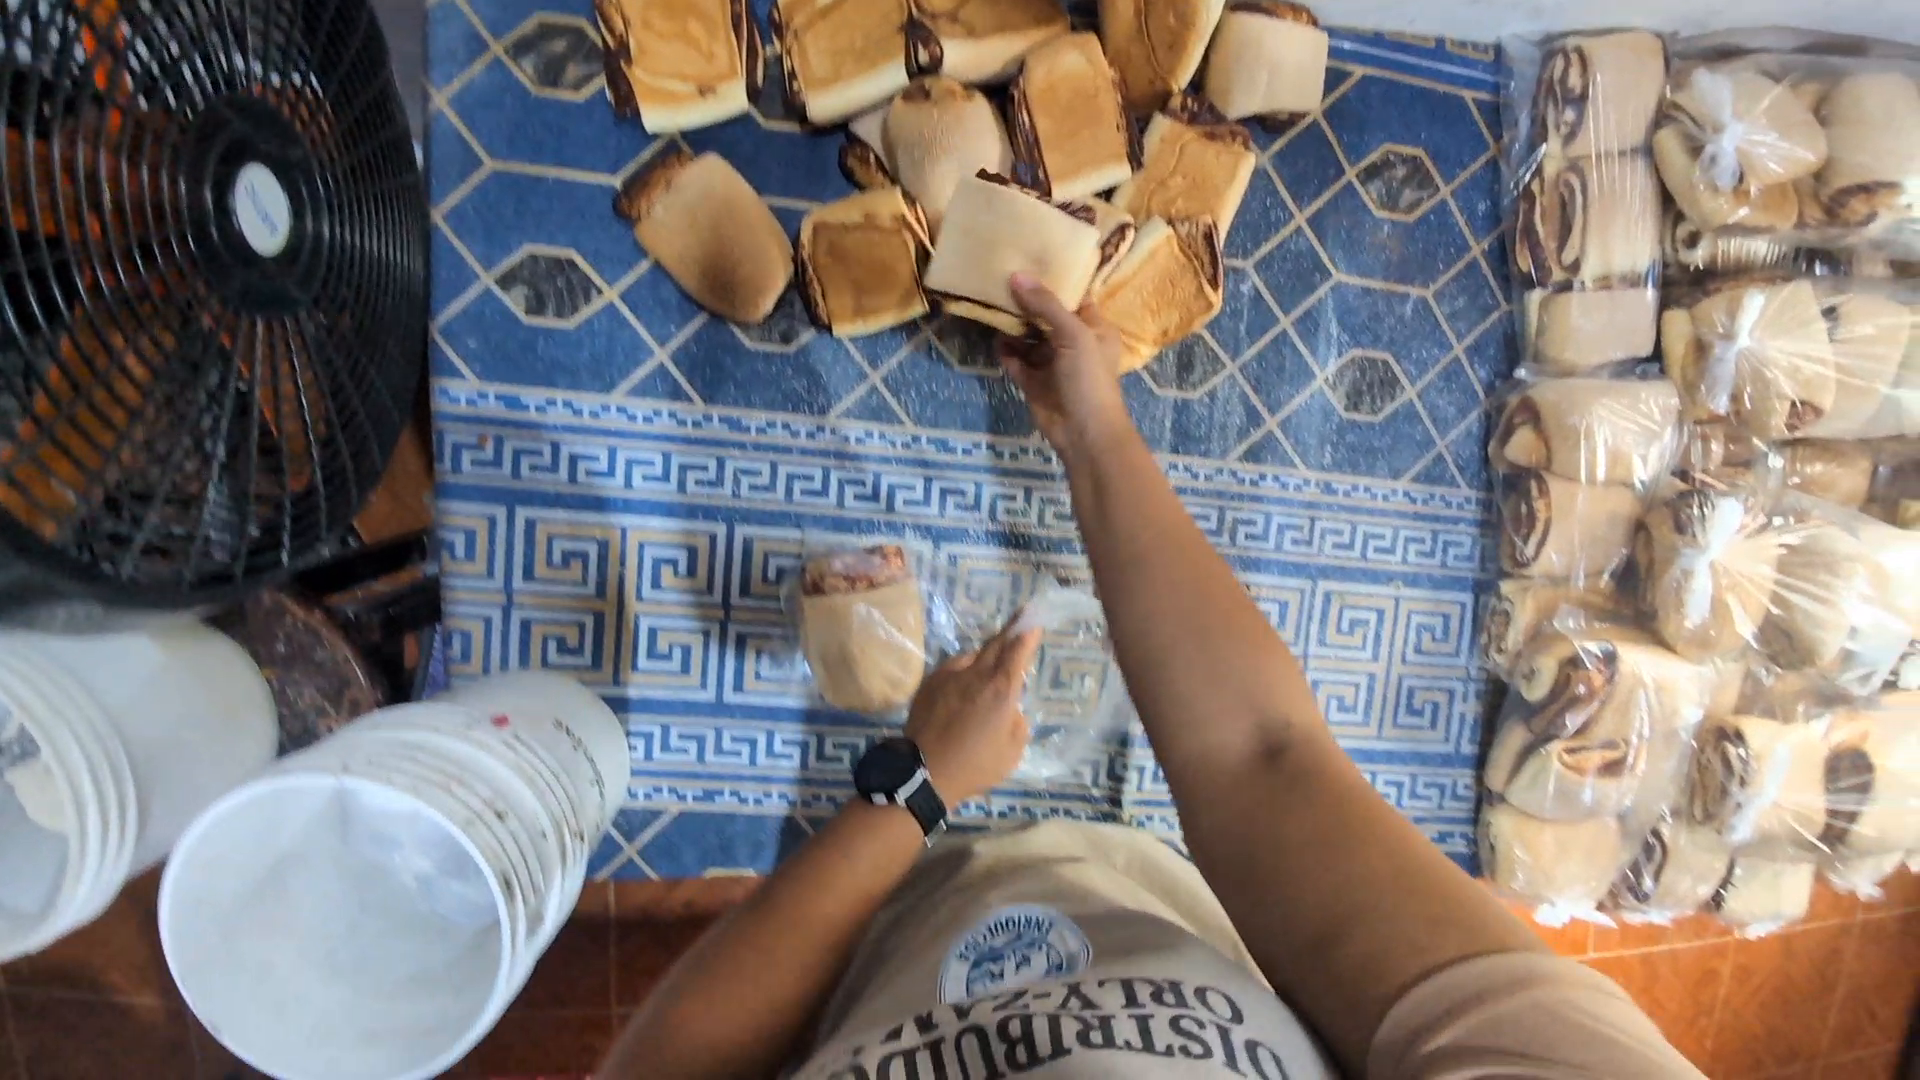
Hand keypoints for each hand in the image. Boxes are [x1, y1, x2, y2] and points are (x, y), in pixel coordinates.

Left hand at [905, 623, 1041, 808]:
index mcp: (1001, 689)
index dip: (1027, 634)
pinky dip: (964, 670)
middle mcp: (976, 674)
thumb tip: (1012, 709)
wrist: (924, 772)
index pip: (1018, 651)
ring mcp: (949, 675)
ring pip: (973, 656)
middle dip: (1011, 629)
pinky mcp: (930, 682)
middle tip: (1021, 618)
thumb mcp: (1012, 752)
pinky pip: (953, 668)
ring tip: (988, 668)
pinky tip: (963, 685)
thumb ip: (1018, 723)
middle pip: (996, 643)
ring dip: (985, 657)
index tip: (1034, 620)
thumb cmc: (974, 765)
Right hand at [996, 274, 1133, 462]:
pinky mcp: (1034, 383)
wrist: (1083, 432)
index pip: (1073, 298)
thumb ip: (1046, 305)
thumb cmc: (1089, 378)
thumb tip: (1017, 275)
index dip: (1054, 281)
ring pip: (1029, 339)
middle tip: (1002, 279)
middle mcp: (1073, 344)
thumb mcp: (1074, 334)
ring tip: (993, 306)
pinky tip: (994, 339)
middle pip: (1046, 317)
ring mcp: (1052, 364)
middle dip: (1026, 303)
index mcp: (1094, 328)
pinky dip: (1006, 352)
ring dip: (1013, 327)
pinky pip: (1016, 362)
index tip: (1029, 260)